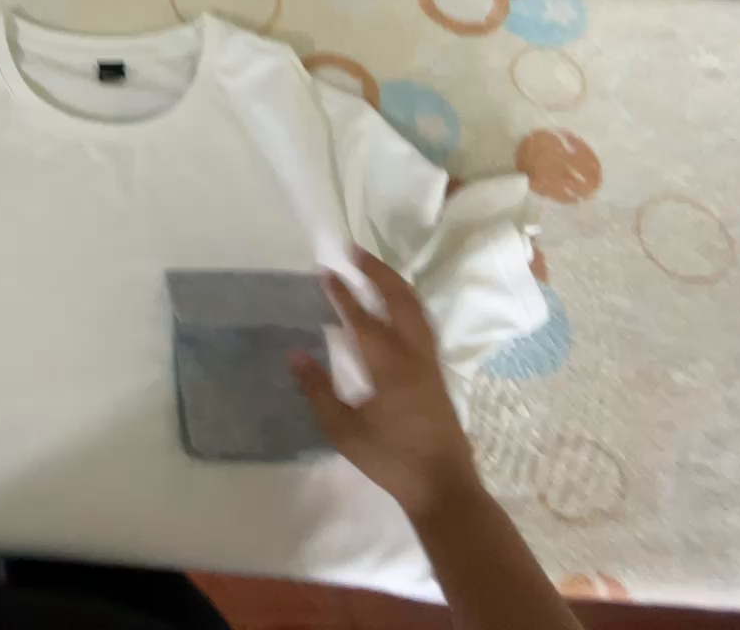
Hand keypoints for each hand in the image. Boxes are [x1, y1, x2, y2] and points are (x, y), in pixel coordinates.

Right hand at [291, 248, 481, 522]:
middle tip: (353, 250)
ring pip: (416, 311)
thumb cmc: (390, 459)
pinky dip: (406, 303)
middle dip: (377, 272)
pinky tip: (395, 304)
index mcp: (390, 367)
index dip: (343, 293)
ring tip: (372, 267)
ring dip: (394, 284)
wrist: (444, 488)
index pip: (363, 318)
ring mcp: (430, 364)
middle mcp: (414, 357)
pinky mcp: (437, 373)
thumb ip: (318, 388)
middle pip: (400, 302)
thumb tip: (295, 352)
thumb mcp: (343, 429)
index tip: (324, 271)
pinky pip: (422, 324)